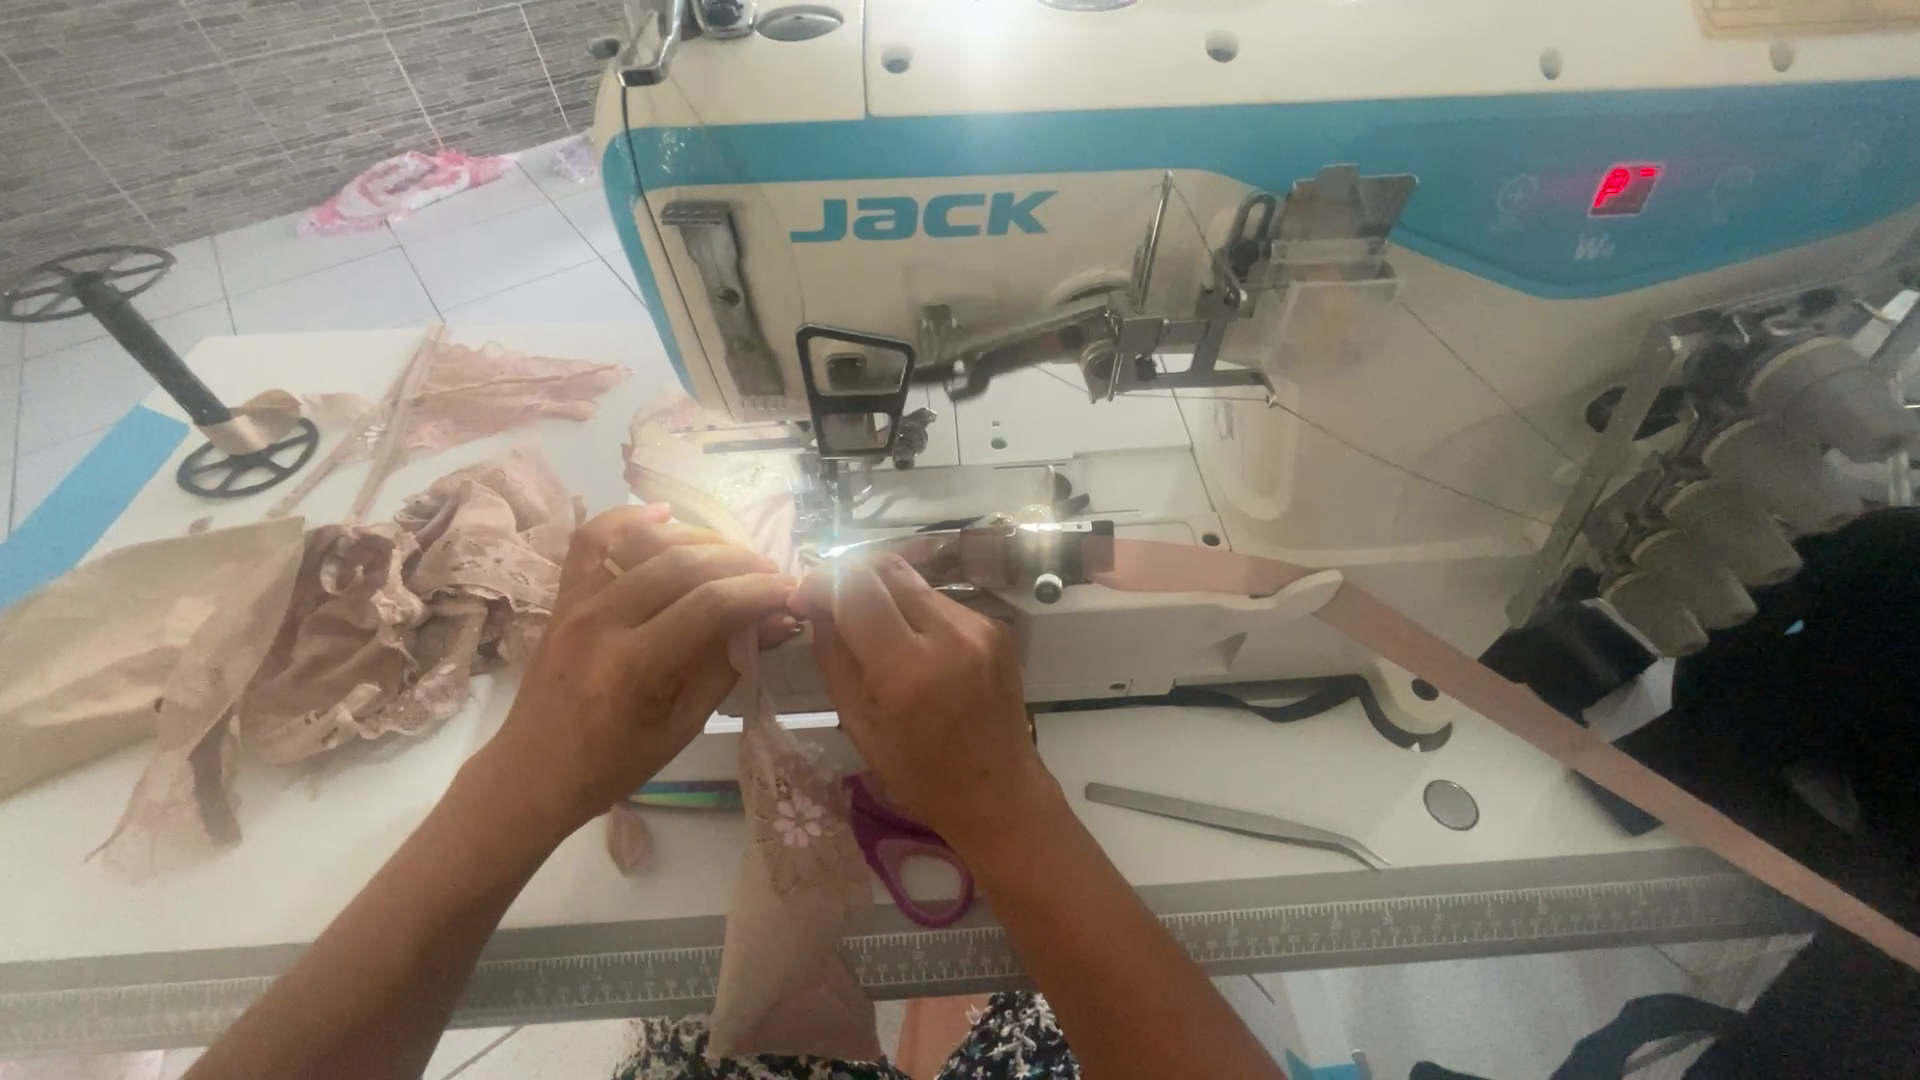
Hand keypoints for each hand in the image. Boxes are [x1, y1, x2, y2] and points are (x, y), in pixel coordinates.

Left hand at [478, 504, 794, 834]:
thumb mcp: (684, 725)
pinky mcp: (564, 596)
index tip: (792, 592)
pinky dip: (631, 518)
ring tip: (736, 556)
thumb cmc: (614, 764)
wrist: (532, 774)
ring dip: (702, 540)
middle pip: (683, 564)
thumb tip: (779, 620)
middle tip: (773, 574)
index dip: (760, 591)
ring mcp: (576, 603)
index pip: (711, 605)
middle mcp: (600, 622)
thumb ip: (730, 664)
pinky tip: (667, 515)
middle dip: (740, 562)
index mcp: (632, 667)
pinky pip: (594, 539)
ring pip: (646, 543)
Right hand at [792, 554, 1055, 851]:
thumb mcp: (858, 723)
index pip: (855, 587)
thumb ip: (833, 655)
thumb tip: (816, 604)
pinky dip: (913, 610)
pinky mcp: (997, 626)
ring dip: (881, 592)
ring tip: (869, 625)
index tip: (802, 598)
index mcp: (908, 671)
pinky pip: (940, 601)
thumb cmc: (920, 774)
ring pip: (913, 580)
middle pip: (885, 567)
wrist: (1000, 792)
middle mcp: (950, 636)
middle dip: (847, 573)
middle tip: (827, 598)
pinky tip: (909, 642)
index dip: (820, 581)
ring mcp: (980, 626)